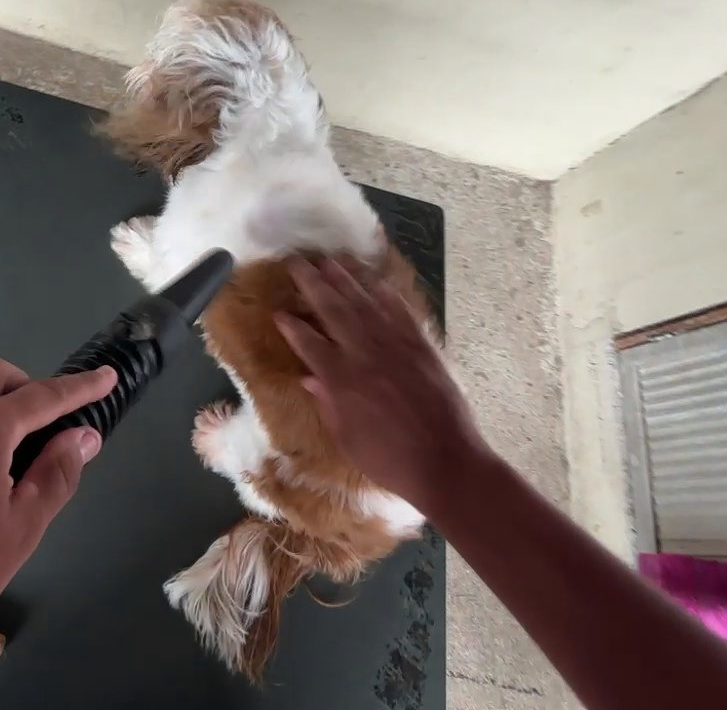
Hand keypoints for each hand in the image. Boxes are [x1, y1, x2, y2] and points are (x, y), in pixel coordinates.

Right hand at [275, 257, 490, 504]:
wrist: (447, 464)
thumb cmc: (390, 460)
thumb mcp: (347, 438)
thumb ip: (327, 403)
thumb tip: (309, 378)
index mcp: (341, 379)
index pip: (308, 343)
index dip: (292, 326)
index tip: (279, 312)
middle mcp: (364, 354)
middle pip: (333, 310)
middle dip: (312, 284)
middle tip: (297, 263)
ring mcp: (395, 346)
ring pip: (364, 304)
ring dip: (345, 280)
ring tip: (328, 261)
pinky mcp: (422, 347)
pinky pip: (402, 314)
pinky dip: (388, 296)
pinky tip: (377, 282)